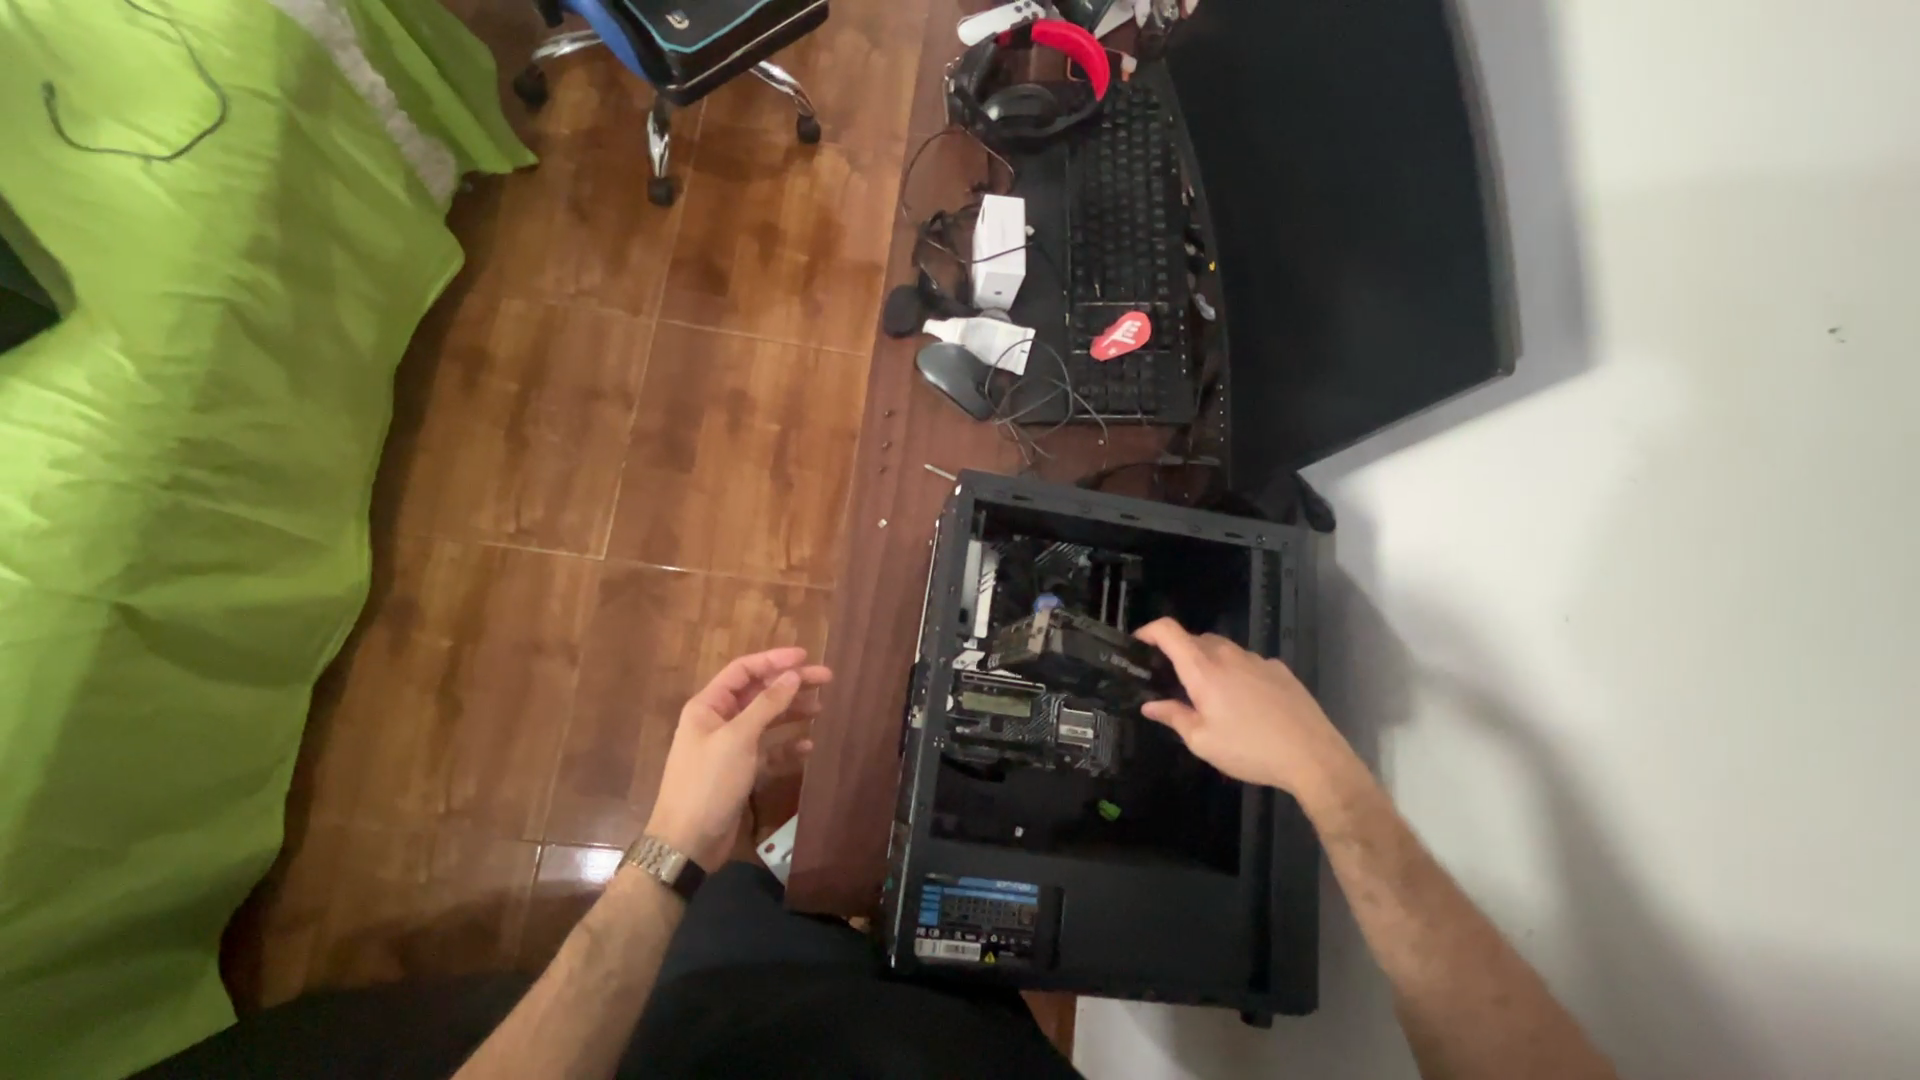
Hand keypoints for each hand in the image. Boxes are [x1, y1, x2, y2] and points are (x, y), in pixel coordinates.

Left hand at [646, 648, 831, 869]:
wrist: (687, 842)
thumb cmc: (708, 783)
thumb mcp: (738, 739)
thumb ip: (767, 704)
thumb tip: (792, 674)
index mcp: (708, 706)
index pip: (743, 671)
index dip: (774, 660)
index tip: (806, 656)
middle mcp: (718, 721)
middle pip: (758, 693)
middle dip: (790, 684)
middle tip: (826, 679)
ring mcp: (729, 747)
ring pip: (766, 720)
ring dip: (792, 712)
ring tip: (822, 708)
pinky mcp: (740, 771)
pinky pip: (768, 750)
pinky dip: (787, 747)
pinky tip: (808, 747)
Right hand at [1135, 618, 1359, 800]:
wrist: (1313, 756)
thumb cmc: (1249, 749)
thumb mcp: (1202, 741)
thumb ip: (1174, 717)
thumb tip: (1150, 705)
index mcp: (1203, 669)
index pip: (1168, 631)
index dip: (1148, 631)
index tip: (1139, 645)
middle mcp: (1229, 655)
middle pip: (1195, 639)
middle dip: (1178, 652)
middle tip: (1172, 682)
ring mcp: (1258, 660)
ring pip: (1223, 649)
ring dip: (1209, 663)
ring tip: (1211, 696)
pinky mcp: (1280, 670)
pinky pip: (1248, 662)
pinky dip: (1236, 673)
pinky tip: (1246, 703)